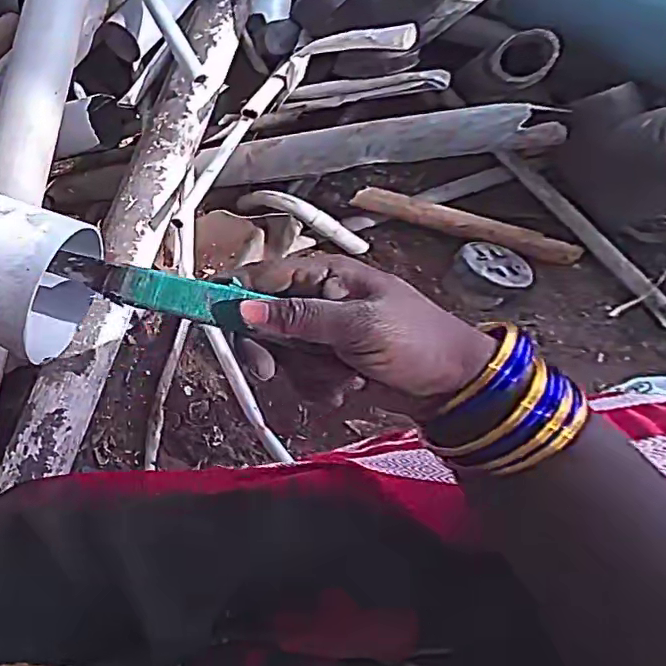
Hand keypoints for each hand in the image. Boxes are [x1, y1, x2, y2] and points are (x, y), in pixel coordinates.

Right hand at [234, 253, 496, 416]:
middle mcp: (314, 299)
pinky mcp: (322, 359)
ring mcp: (318, 331)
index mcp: (324, 276)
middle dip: (267, 350)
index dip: (230, 296)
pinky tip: (345, 387)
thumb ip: (298, 318)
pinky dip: (314, 386)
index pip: (259, 278)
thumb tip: (244, 310)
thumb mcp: (358, 326)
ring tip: (342, 378)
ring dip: (303, 373)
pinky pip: (295, 374)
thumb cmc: (419, 342)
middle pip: (258, 319)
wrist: (457, 388)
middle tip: (271, 371)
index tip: (208, 316)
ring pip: (276, 352)